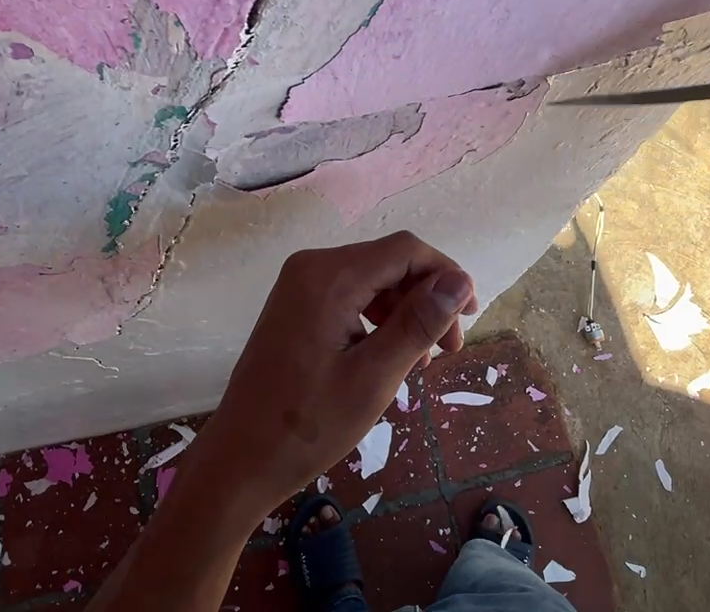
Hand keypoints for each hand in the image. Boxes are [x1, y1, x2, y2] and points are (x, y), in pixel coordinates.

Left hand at [185, 232, 476, 515]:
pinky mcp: (295, 306)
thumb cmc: (310, 424)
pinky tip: (389, 357)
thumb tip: (459, 280)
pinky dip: (377, 320)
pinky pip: (350, 296)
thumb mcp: (375, 376)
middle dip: (426, 298)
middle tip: (449, 350)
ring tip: (422, 362)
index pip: (405, 250)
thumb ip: (419, 323)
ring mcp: (299, 285)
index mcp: (330, 276)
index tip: (469, 315)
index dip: (445, 273)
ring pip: (371, 280)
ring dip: (404, 312)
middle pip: (388, 263)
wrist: (240, 459)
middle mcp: (312, 267)